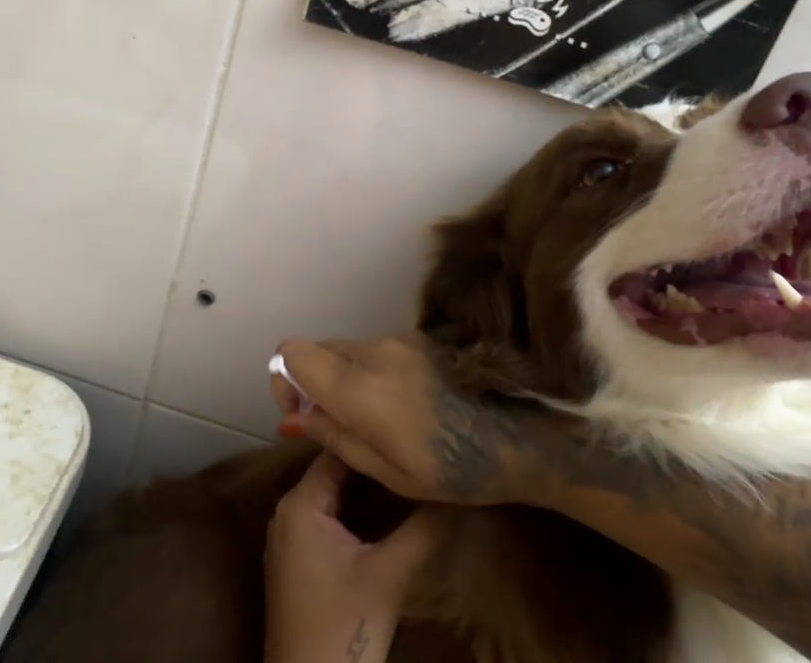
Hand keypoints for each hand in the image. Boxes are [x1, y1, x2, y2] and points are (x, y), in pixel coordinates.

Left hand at [264, 452, 438, 662]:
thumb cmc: (344, 625)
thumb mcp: (390, 573)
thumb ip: (422, 527)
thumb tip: (453, 488)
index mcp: (300, 504)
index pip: (338, 451)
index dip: (374, 440)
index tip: (411, 432)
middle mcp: (287, 511)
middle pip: (335, 472)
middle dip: (375, 464)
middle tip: (418, 452)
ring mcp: (290, 537)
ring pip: (333, 495)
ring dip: (368, 488)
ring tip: (411, 473)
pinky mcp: (299, 560)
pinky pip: (329, 517)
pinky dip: (357, 509)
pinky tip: (391, 511)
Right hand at [270, 336, 564, 508]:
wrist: (526, 440)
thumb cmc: (456, 470)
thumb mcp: (388, 471)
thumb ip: (335, 435)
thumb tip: (295, 417)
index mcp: (362, 386)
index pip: (293, 353)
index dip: (284, 381)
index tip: (299, 414)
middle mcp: (376, 350)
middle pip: (319, 349)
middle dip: (313, 382)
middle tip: (334, 423)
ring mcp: (402, 340)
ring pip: (349, 349)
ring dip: (345, 378)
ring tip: (375, 420)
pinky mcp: (422, 339)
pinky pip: (377, 350)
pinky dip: (372, 371)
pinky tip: (402, 404)